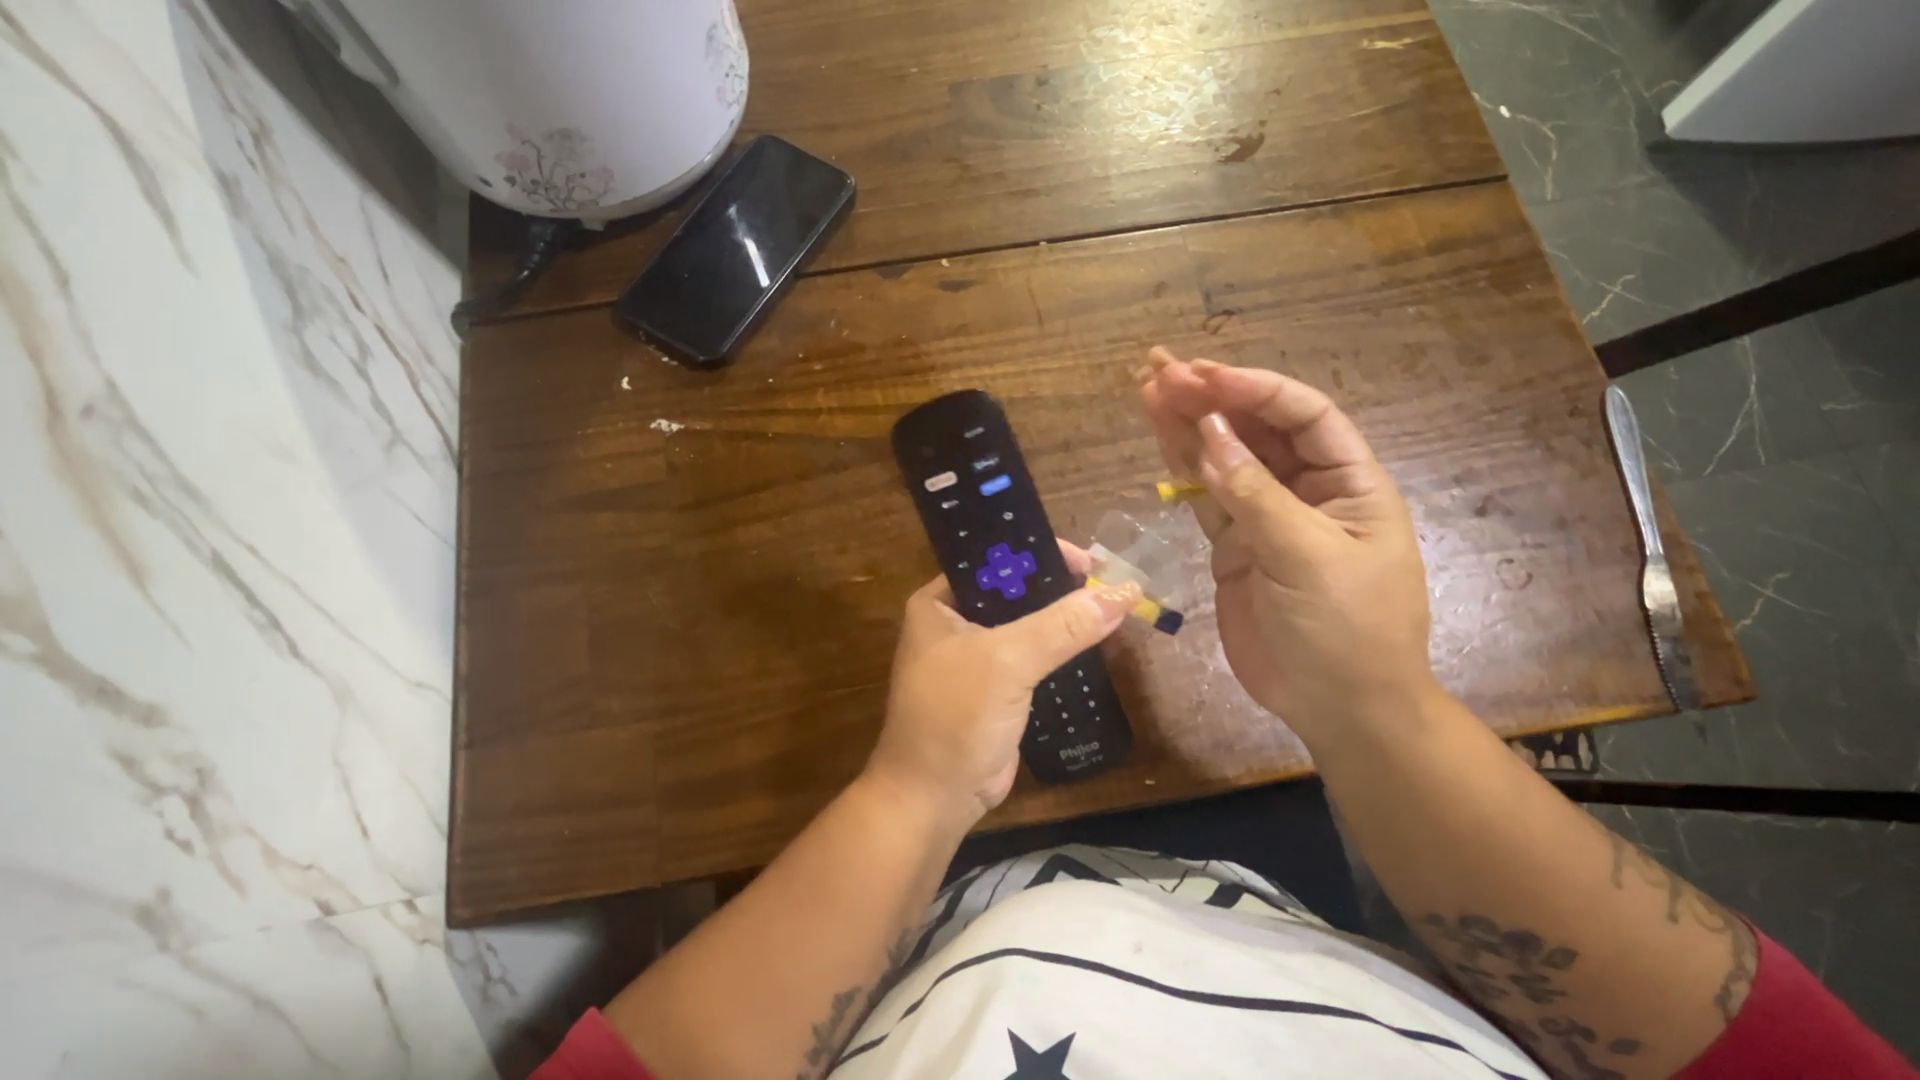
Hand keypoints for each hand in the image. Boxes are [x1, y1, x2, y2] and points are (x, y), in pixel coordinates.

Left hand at [867, 543, 1141, 823]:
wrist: (934, 797)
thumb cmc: (954, 717)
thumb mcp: (1007, 662)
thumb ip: (1062, 626)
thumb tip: (1123, 593)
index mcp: (940, 602)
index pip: (995, 561)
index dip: (1041, 554)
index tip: (1090, 561)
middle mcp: (956, 622)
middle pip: (1017, 592)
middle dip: (1062, 588)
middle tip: (1112, 584)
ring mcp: (978, 658)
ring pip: (1030, 626)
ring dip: (1067, 620)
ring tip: (1115, 609)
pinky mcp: (999, 690)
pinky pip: (1037, 658)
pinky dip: (1065, 651)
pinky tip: (1099, 644)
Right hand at [1139, 348, 1438, 746]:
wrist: (1339, 708)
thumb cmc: (1347, 630)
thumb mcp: (1307, 558)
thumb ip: (1255, 496)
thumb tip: (1210, 432)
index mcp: (1351, 483)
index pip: (1304, 416)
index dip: (1255, 390)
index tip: (1204, 378)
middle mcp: (1309, 490)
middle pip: (1258, 428)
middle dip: (1212, 397)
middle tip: (1159, 369)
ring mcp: (1267, 518)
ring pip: (1225, 458)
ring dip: (1188, 423)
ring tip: (1147, 386)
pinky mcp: (1234, 547)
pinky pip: (1206, 497)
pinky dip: (1182, 468)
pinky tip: (1158, 435)